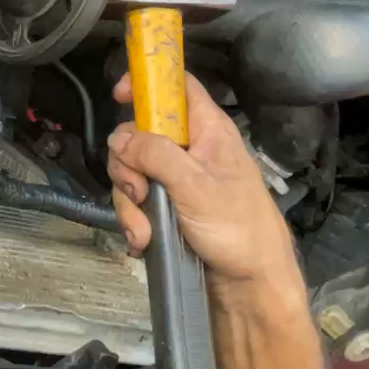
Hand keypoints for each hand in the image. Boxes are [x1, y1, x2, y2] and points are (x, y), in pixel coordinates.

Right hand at [105, 72, 299, 287]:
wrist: (250, 286)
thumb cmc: (238, 229)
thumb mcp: (195, 186)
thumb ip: (155, 155)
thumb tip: (118, 138)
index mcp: (208, 131)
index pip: (177, 87)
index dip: (148, 83)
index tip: (120, 94)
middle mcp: (190, 149)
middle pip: (140, 133)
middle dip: (127, 163)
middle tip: (137, 188)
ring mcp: (177, 179)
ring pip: (132, 170)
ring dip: (129, 200)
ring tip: (145, 228)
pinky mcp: (167, 205)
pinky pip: (136, 199)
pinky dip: (134, 219)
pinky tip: (144, 238)